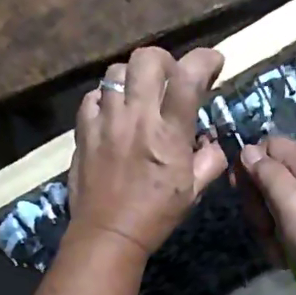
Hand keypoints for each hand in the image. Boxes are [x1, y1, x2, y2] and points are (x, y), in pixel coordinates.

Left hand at [67, 47, 227, 257]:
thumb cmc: (154, 216)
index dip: (204, 60)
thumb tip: (210, 143)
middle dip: (164, 61)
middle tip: (169, 79)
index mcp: (169, 133)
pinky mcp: (84, 133)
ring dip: (132, 79)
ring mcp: (105, 123)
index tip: (211, 65)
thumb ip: (209, 161)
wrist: (107, 235)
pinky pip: (91, 98)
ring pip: (115, 73)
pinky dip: (104, 99)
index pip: (188, 76)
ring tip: (138, 97)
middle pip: (147, 60)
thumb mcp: (193, 192)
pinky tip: (111, 114)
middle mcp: (136, 118)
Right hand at [238, 136, 295, 294]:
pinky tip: (283, 251)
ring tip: (276, 241)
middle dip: (257, 202)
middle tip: (264, 222)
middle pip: (265, 177)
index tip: (240, 186)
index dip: (250, 162)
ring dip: (265, 226)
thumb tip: (247, 150)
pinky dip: (275, 239)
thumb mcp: (289, 199)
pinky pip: (276, 224)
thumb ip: (267, 172)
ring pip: (267, 205)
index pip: (269, 146)